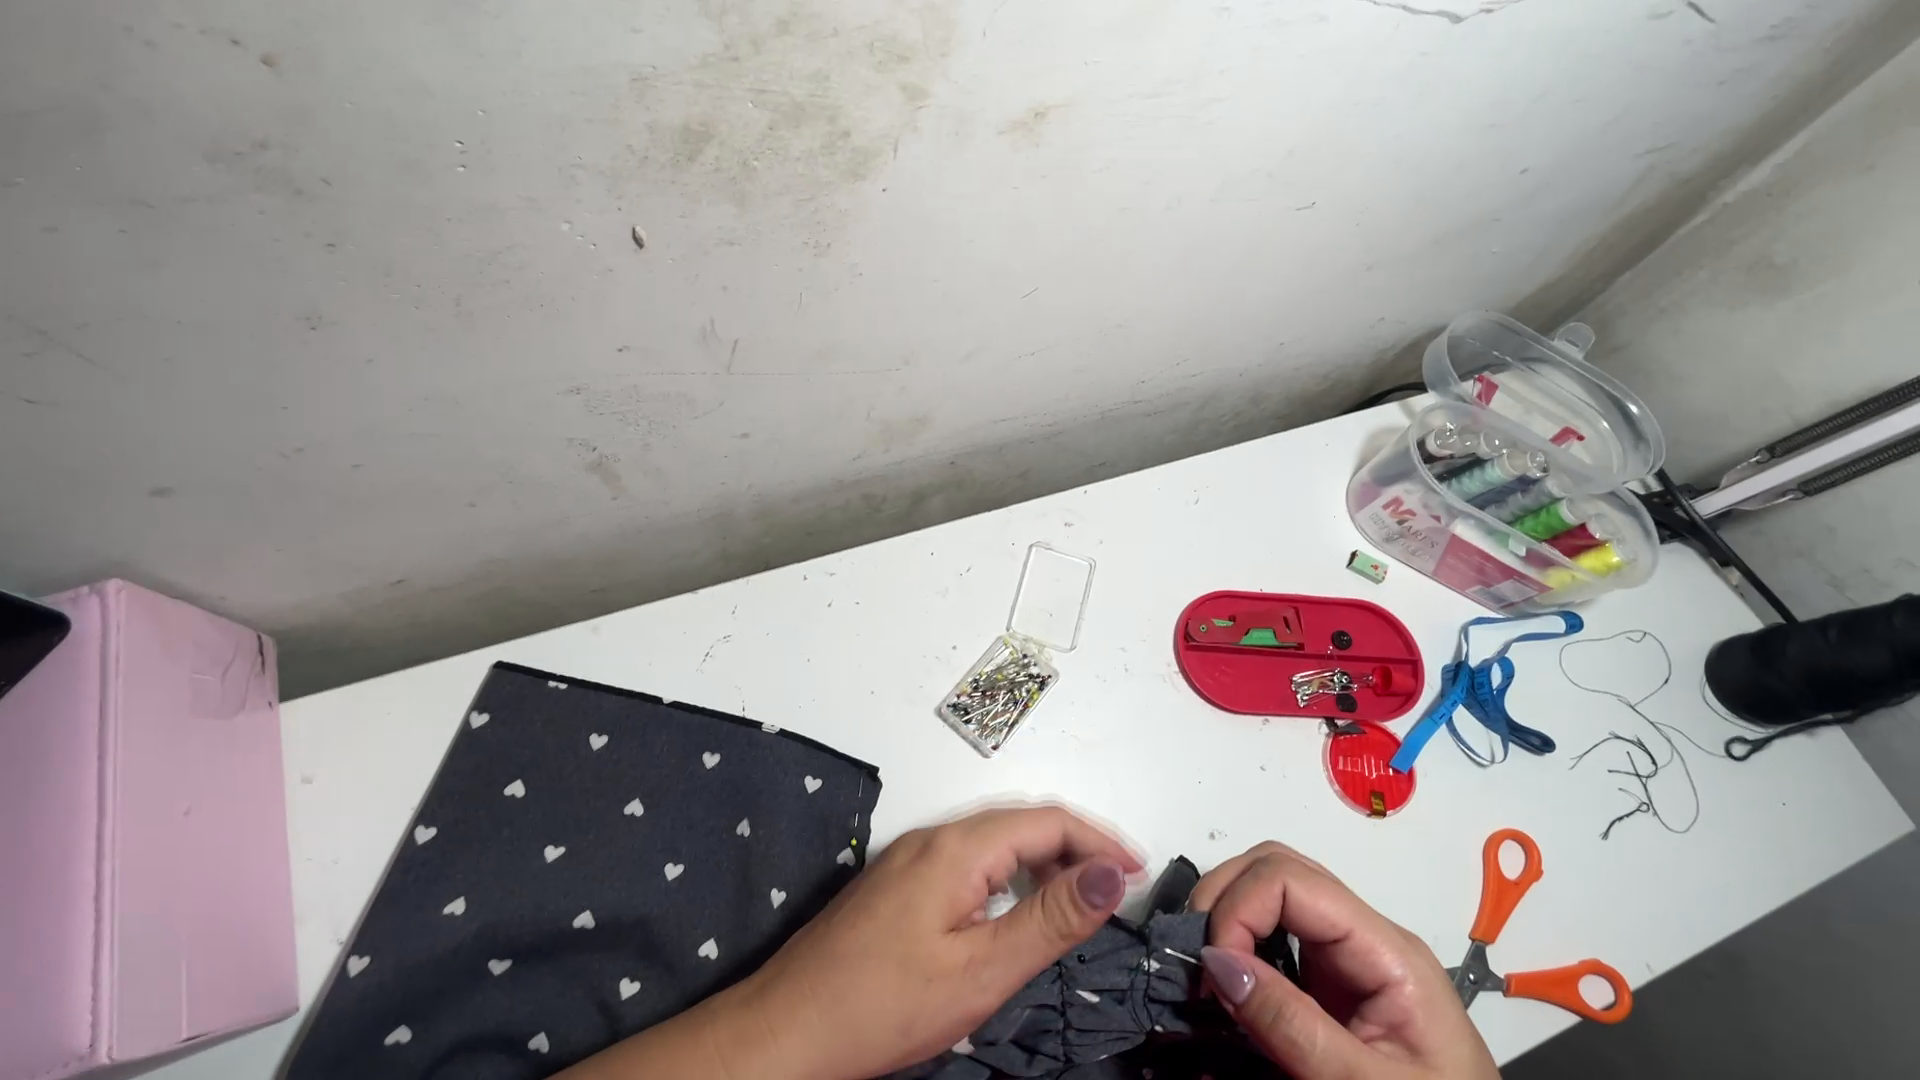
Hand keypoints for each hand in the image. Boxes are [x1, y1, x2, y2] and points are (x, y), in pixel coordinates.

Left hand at [726, 805, 1141, 1078]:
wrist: (787, 1030)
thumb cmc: (885, 1004)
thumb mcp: (981, 970)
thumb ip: (1050, 918)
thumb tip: (1110, 871)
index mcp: (956, 847)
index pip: (1045, 819)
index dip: (1099, 839)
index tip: (1139, 873)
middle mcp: (932, 837)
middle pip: (1019, 822)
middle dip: (1075, 845)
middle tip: (1115, 889)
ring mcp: (910, 857)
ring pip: (992, 840)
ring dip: (1041, 859)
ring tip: (1077, 901)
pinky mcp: (897, 882)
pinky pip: (967, 860)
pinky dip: (1007, 874)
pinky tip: (1015, 910)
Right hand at [1191, 842, 1497, 1079]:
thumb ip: (1294, 1027)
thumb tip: (1216, 960)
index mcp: (1385, 949)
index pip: (1289, 877)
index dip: (1237, 909)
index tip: (1214, 974)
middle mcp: (1363, 935)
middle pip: (1276, 866)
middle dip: (1223, 899)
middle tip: (1198, 963)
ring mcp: (1347, 954)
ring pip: (1270, 890)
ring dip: (1226, 915)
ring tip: (1206, 972)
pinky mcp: (1332, 979)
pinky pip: (1275, 931)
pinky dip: (1238, 941)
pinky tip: (1227, 982)